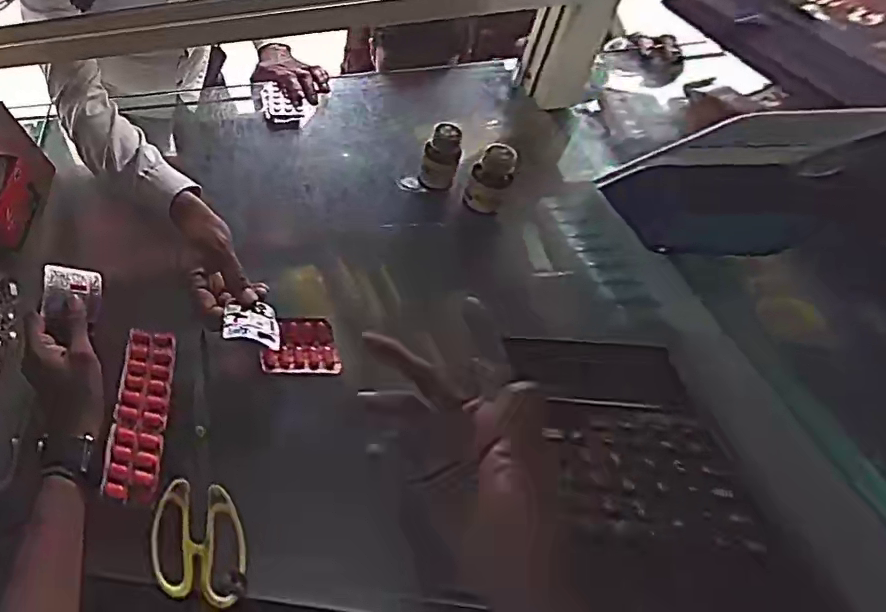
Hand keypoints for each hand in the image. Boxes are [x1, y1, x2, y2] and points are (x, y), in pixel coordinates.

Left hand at [24, 295, 103, 439]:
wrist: (76, 436)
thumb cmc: (80, 394)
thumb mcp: (83, 355)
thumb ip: (76, 325)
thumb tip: (72, 298)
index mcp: (34, 349)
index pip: (34, 315)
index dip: (50, 301)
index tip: (69, 292)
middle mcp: (30, 357)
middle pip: (40, 325)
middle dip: (59, 313)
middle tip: (82, 304)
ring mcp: (37, 368)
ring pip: (48, 338)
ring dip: (64, 327)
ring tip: (86, 319)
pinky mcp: (47, 376)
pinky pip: (52, 350)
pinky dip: (65, 342)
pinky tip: (83, 340)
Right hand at [170, 189, 261, 318]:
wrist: (194, 213)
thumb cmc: (201, 229)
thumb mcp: (221, 253)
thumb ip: (235, 279)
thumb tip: (250, 302)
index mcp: (195, 284)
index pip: (209, 314)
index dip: (228, 320)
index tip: (248, 318)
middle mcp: (200, 288)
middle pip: (219, 311)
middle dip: (241, 311)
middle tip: (259, 308)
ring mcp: (209, 283)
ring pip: (227, 302)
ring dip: (245, 301)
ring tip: (260, 295)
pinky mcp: (216, 276)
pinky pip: (230, 290)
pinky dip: (243, 291)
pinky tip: (256, 288)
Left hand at [252, 44, 329, 103]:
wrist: (272, 54)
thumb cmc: (266, 69)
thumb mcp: (258, 80)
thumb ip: (260, 92)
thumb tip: (260, 106)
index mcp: (280, 73)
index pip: (290, 80)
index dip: (295, 91)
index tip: (298, 101)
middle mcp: (293, 70)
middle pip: (304, 78)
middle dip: (310, 90)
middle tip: (313, 101)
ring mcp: (301, 68)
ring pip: (313, 72)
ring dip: (320, 81)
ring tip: (325, 91)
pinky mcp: (307, 68)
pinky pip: (317, 69)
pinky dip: (323, 75)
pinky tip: (326, 83)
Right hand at [358, 332, 574, 610]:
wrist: (516, 591)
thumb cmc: (525, 532)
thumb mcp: (525, 477)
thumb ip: (517, 429)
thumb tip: (524, 380)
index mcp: (498, 423)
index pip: (487, 369)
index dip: (478, 336)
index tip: (466, 303)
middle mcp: (471, 428)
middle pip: (434, 383)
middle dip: (404, 360)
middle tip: (369, 339)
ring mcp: (449, 454)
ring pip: (412, 414)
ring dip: (387, 403)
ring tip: (360, 402)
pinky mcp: (430, 480)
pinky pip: (402, 450)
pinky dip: (383, 441)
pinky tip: (365, 440)